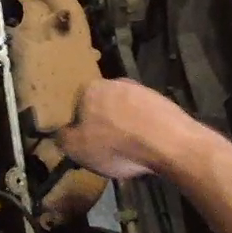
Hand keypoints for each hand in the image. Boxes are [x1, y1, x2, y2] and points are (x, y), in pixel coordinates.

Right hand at [58, 79, 205, 179]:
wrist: (170, 143)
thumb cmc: (116, 145)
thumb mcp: (77, 150)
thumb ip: (62, 139)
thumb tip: (61, 133)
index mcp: (89, 89)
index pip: (76, 105)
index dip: (78, 126)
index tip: (84, 143)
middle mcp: (114, 82)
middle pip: (101, 105)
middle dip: (102, 123)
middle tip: (105, 147)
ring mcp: (141, 89)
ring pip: (124, 110)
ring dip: (124, 126)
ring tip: (129, 150)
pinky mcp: (162, 100)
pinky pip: (145, 116)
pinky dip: (143, 129)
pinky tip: (147, 147)